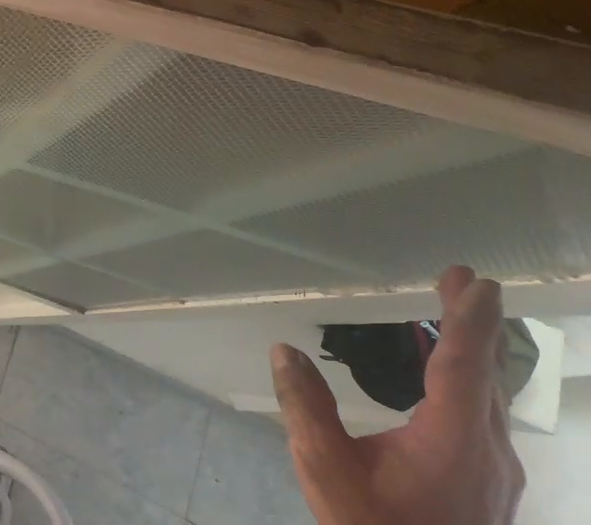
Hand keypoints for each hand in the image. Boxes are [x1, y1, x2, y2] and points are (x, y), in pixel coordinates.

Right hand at [271, 266, 523, 524]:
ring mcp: (495, 470)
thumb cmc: (371, 524)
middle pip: (486, 376)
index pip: (462, 367)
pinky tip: (448, 378)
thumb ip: (306, 406)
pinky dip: (469, 379)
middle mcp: (487, 450)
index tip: (475, 281)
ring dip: (474, 351)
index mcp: (453, 441)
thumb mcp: (324, 466)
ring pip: (489, 398)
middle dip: (475, 324)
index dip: (465, 320)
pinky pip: (483, 416)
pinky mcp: (488, 482)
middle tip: (465, 279)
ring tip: (454, 315)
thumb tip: (285, 351)